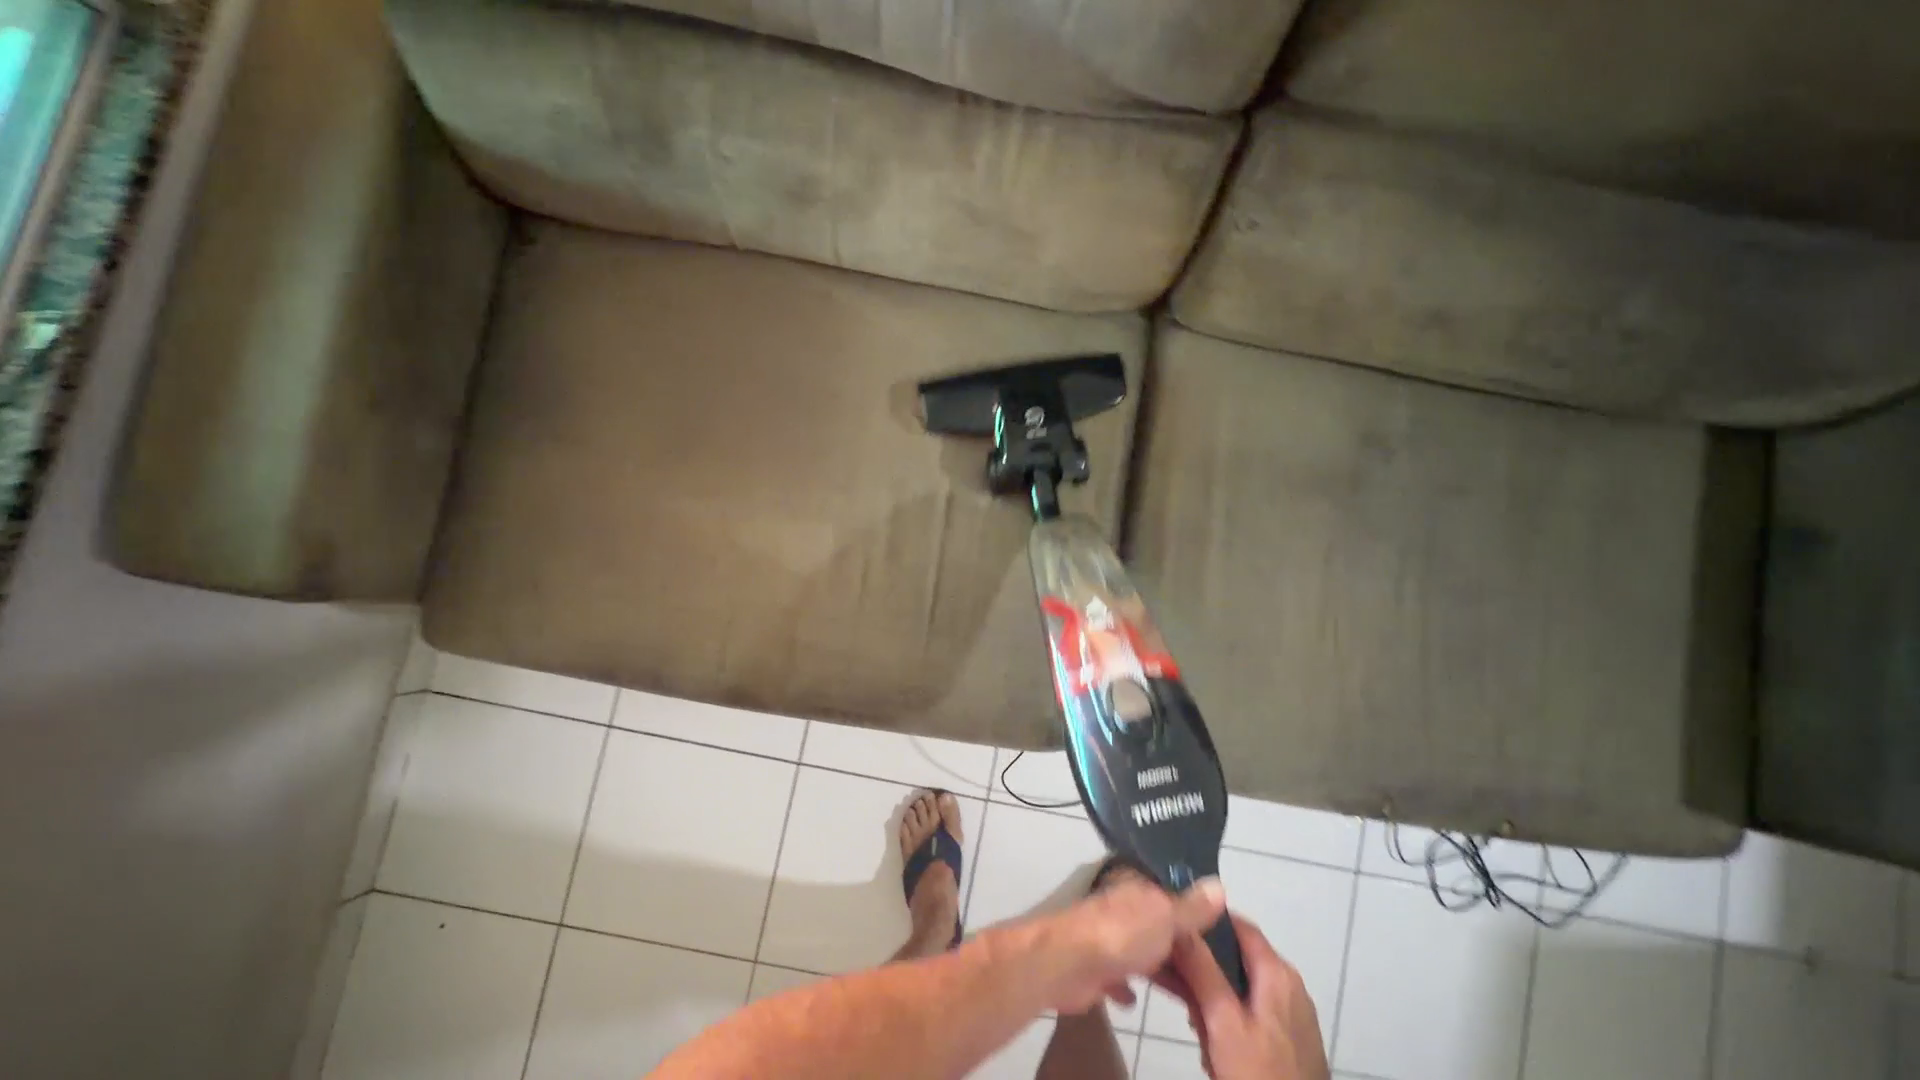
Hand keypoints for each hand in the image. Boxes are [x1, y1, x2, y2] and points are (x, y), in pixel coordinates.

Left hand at [1014, 876, 1225, 1014]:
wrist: (1068, 964)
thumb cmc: (1121, 935)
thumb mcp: (1166, 916)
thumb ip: (1191, 907)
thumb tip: (1218, 883)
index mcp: (1137, 889)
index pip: (1171, 895)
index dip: (1194, 912)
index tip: (1220, 934)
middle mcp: (1121, 910)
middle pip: (1156, 927)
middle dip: (1177, 945)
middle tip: (1210, 970)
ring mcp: (1106, 939)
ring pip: (1139, 952)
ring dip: (1156, 967)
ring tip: (1188, 989)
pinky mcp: (1094, 970)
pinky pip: (1117, 978)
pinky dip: (1126, 987)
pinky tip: (1137, 999)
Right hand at [1163, 915, 1328, 1079]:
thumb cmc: (1258, 1072)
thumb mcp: (1223, 1021)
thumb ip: (1201, 970)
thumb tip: (1181, 923)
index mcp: (1276, 972)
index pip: (1237, 924)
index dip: (1204, 922)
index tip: (1171, 930)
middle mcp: (1289, 984)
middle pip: (1236, 958)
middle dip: (1202, 971)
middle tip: (1173, 988)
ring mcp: (1292, 1012)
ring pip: (1240, 988)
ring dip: (1212, 1000)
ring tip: (1193, 1024)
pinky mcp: (1290, 1038)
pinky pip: (1252, 1013)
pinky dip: (1229, 1019)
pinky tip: (1213, 1044)